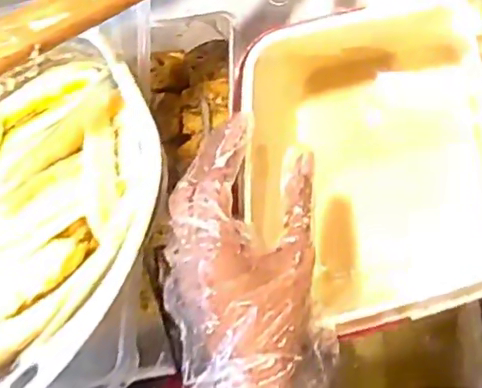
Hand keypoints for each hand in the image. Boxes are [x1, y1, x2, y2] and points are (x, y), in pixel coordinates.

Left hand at [165, 115, 325, 387]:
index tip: (244, 119)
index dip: (226, 145)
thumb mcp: (295, 257)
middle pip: (187, 188)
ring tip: (228, 152)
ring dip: (203, 174)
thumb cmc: (270, 321)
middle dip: (210, 153)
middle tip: (234, 130)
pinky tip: (222, 194)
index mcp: (210, 240)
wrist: (246, 377)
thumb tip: (301, 158)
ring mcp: (181, 265)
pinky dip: (202, 198)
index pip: (211, 178)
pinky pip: (186, 224)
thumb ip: (297, 204)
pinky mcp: (185, 277)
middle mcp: (186, 249)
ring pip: (182, 207)